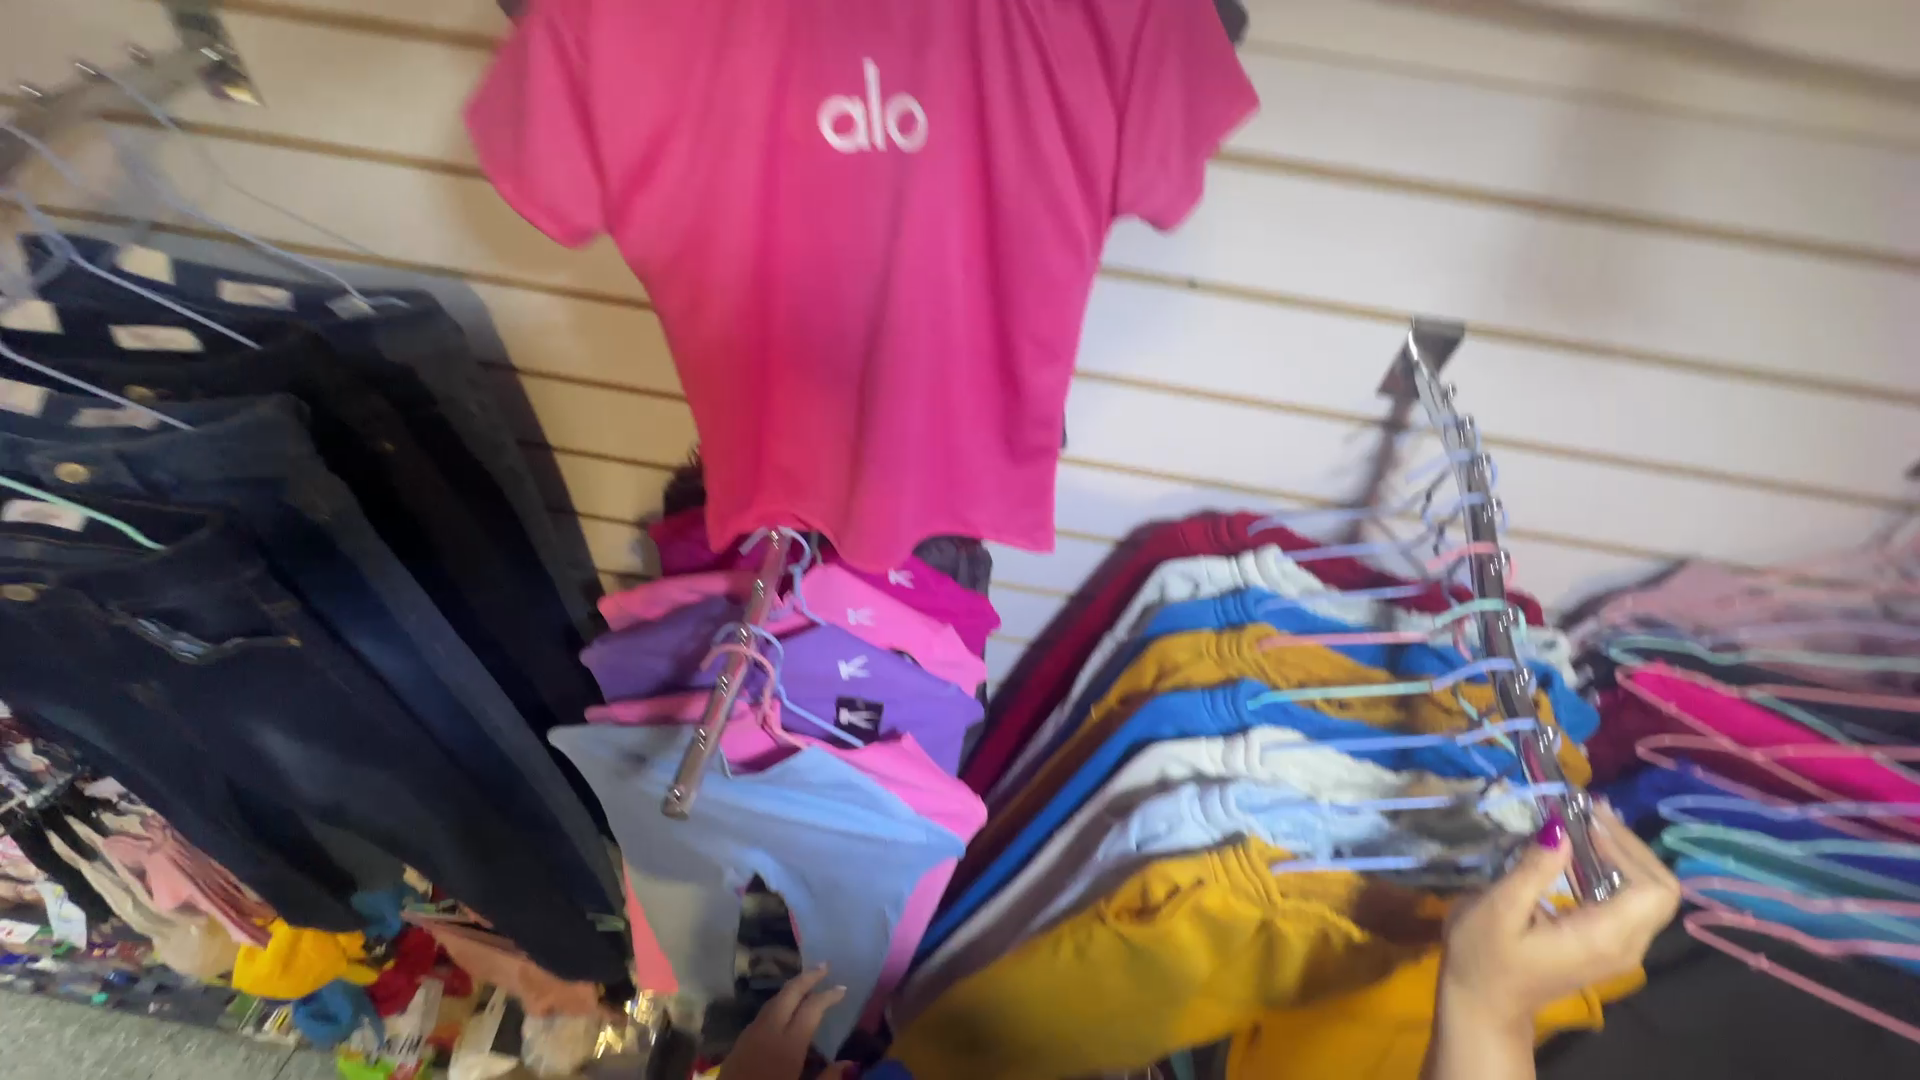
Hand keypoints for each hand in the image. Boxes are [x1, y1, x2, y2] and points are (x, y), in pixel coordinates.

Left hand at [718, 966, 852, 1079]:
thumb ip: (827, 1079)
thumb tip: (849, 1064)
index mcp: (788, 1045)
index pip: (812, 1008)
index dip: (828, 995)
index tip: (842, 988)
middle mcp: (769, 1032)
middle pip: (789, 993)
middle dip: (808, 977)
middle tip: (824, 966)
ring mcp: (751, 1035)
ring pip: (773, 1000)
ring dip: (791, 988)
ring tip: (806, 984)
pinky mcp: (738, 1044)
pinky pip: (762, 1014)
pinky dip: (778, 1004)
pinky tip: (783, 1011)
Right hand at [1438, 800, 1680, 1029]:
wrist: (1484, 1001)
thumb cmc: (1483, 954)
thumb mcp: (1498, 909)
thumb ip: (1533, 870)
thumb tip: (1559, 827)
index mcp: (1604, 937)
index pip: (1653, 889)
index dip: (1627, 847)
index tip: (1585, 816)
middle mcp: (1626, 945)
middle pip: (1660, 890)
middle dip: (1629, 844)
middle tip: (1586, 810)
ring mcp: (1620, 948)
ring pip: (1649, 895)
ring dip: (1623, 854)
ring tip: (1584, 821)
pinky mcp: (1606, 944)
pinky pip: (1629, 902)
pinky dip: (1613, 870)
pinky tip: (1581, 851)